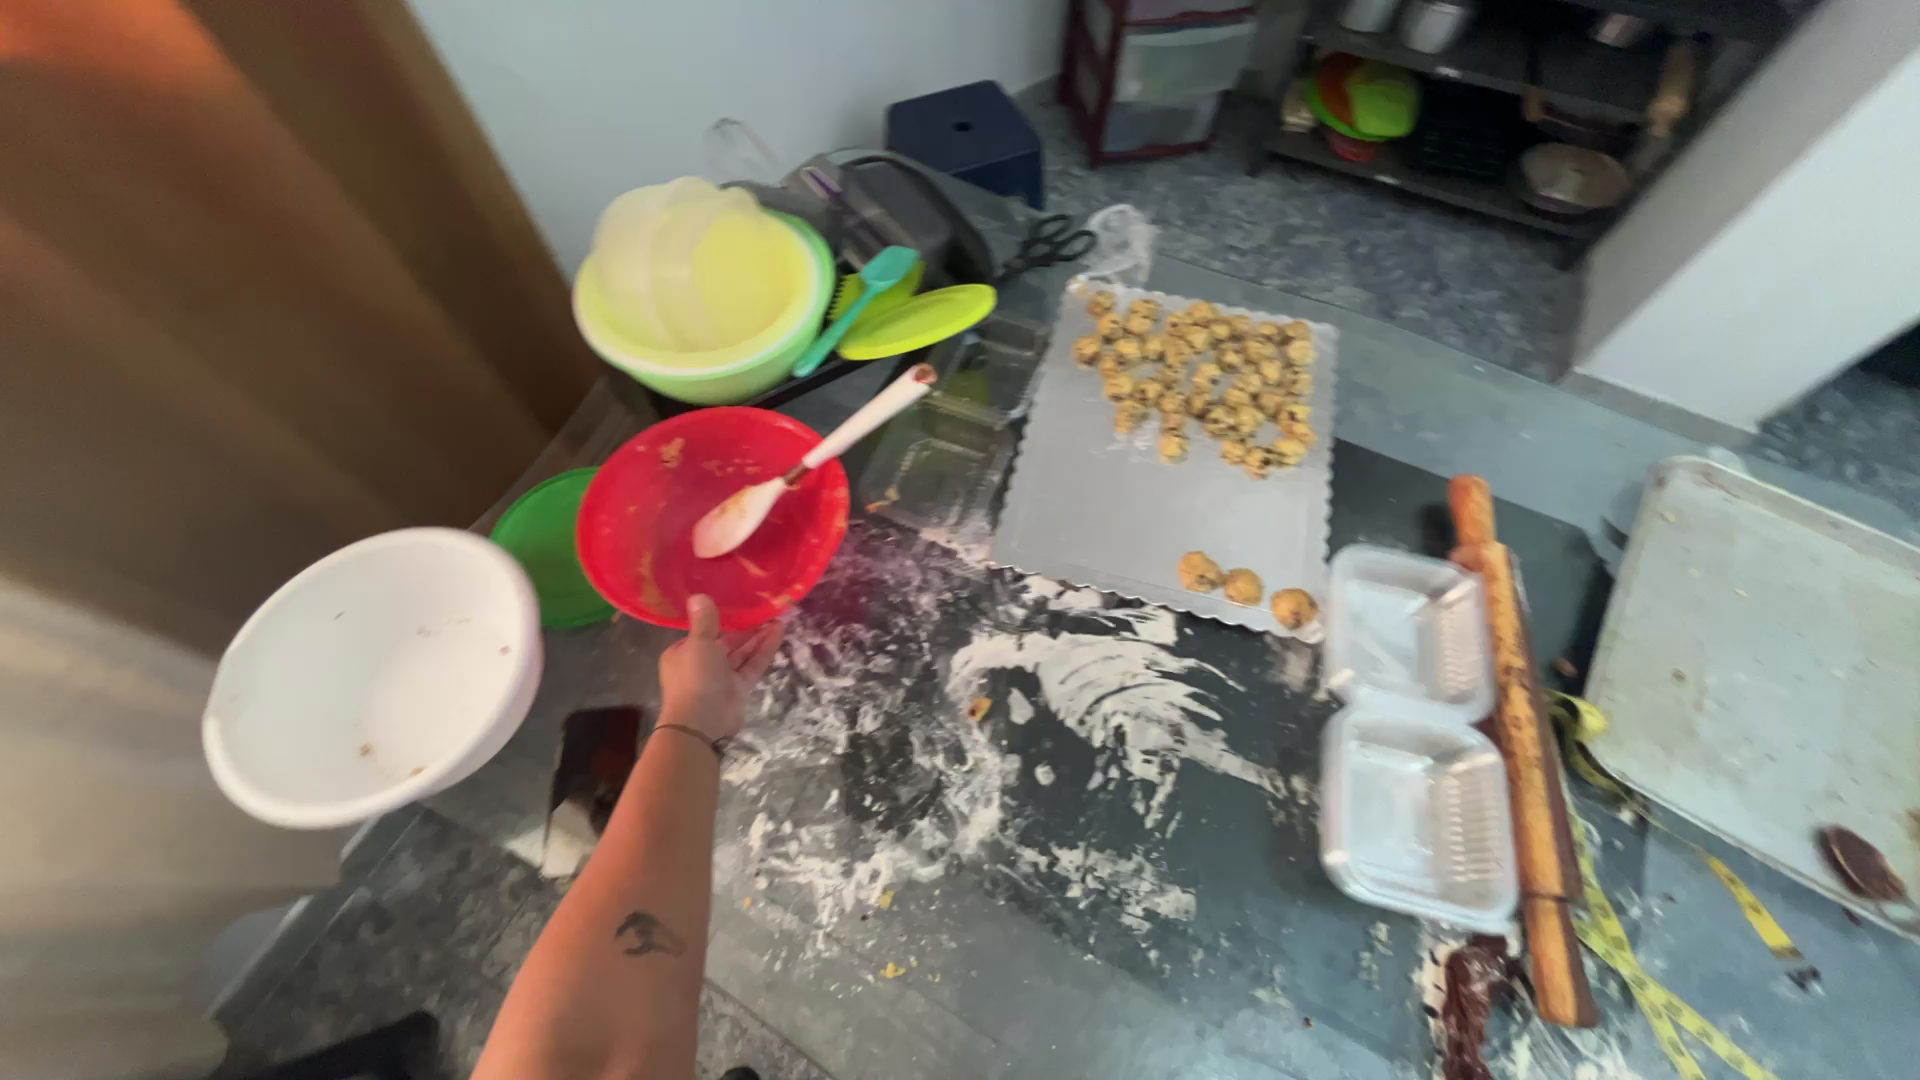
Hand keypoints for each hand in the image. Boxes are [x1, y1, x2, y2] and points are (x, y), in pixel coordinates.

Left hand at [657, 595, 783, 741]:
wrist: (701, 722)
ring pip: (742, 654)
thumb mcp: (699, 643)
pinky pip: (752, 666)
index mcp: (682, 653)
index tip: (740, 605)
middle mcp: (701, 665)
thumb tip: (698, 594)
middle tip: (766, 610)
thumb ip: (705, 620)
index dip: (722, 620)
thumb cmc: (694, 677)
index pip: (703, 633)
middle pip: (727, 643)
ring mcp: (721, 679)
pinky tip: (778, 633)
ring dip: (758, 637)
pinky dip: (764, 650)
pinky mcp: (738, 690)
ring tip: (778, 618)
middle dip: (746, 629)